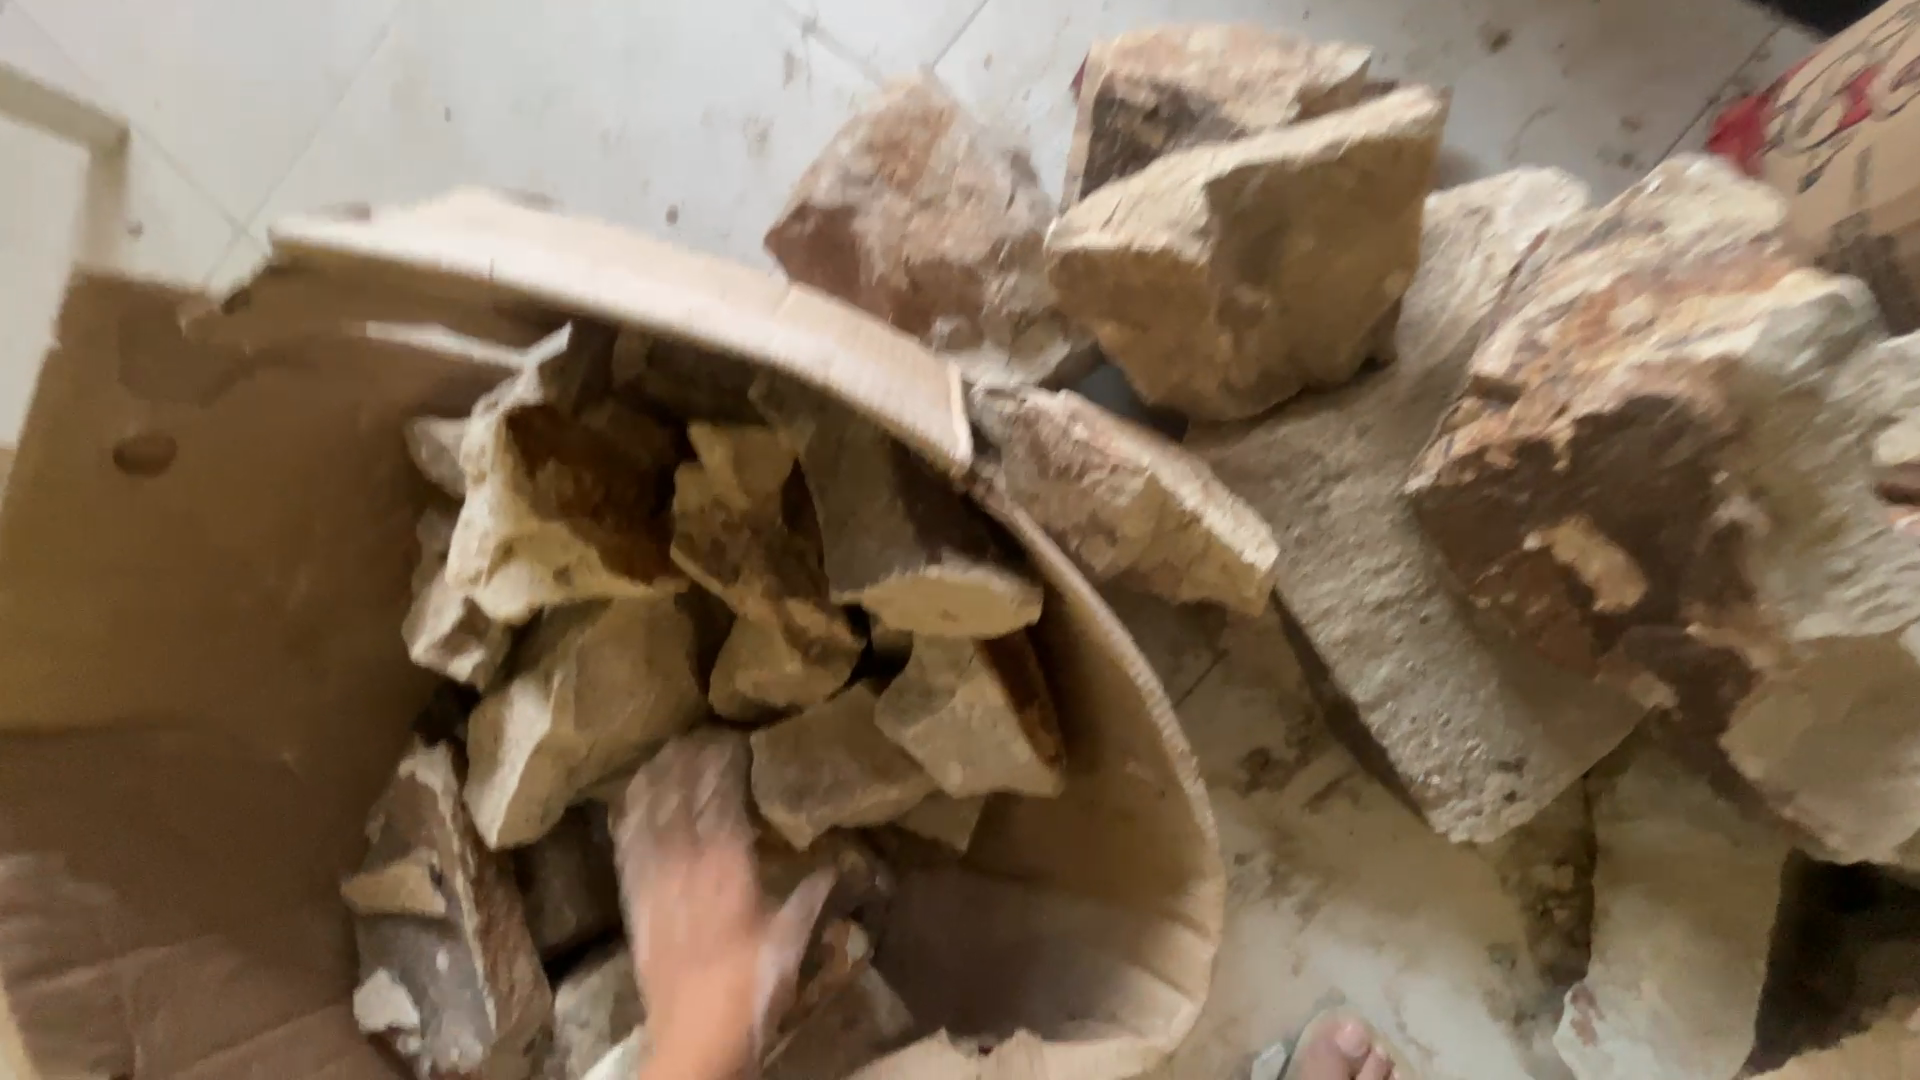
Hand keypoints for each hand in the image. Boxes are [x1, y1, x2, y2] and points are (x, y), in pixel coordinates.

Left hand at [615, 734, 833, 1079]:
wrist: (694, 1041)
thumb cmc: (751, 987)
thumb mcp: (791, 938)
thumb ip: (810, 895)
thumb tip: (834, 864)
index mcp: (730, 870)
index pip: (723, 805)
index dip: (723, 770)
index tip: (729, 741)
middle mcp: (690, 869)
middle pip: (682, 804)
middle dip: (686, 766)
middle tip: (692, 735)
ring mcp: (658, 886)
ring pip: (651, 822)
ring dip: (654, 785)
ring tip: (660, 754)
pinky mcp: (637, 907)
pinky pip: (629, 855)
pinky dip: (629, 823)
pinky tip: (629, 803)